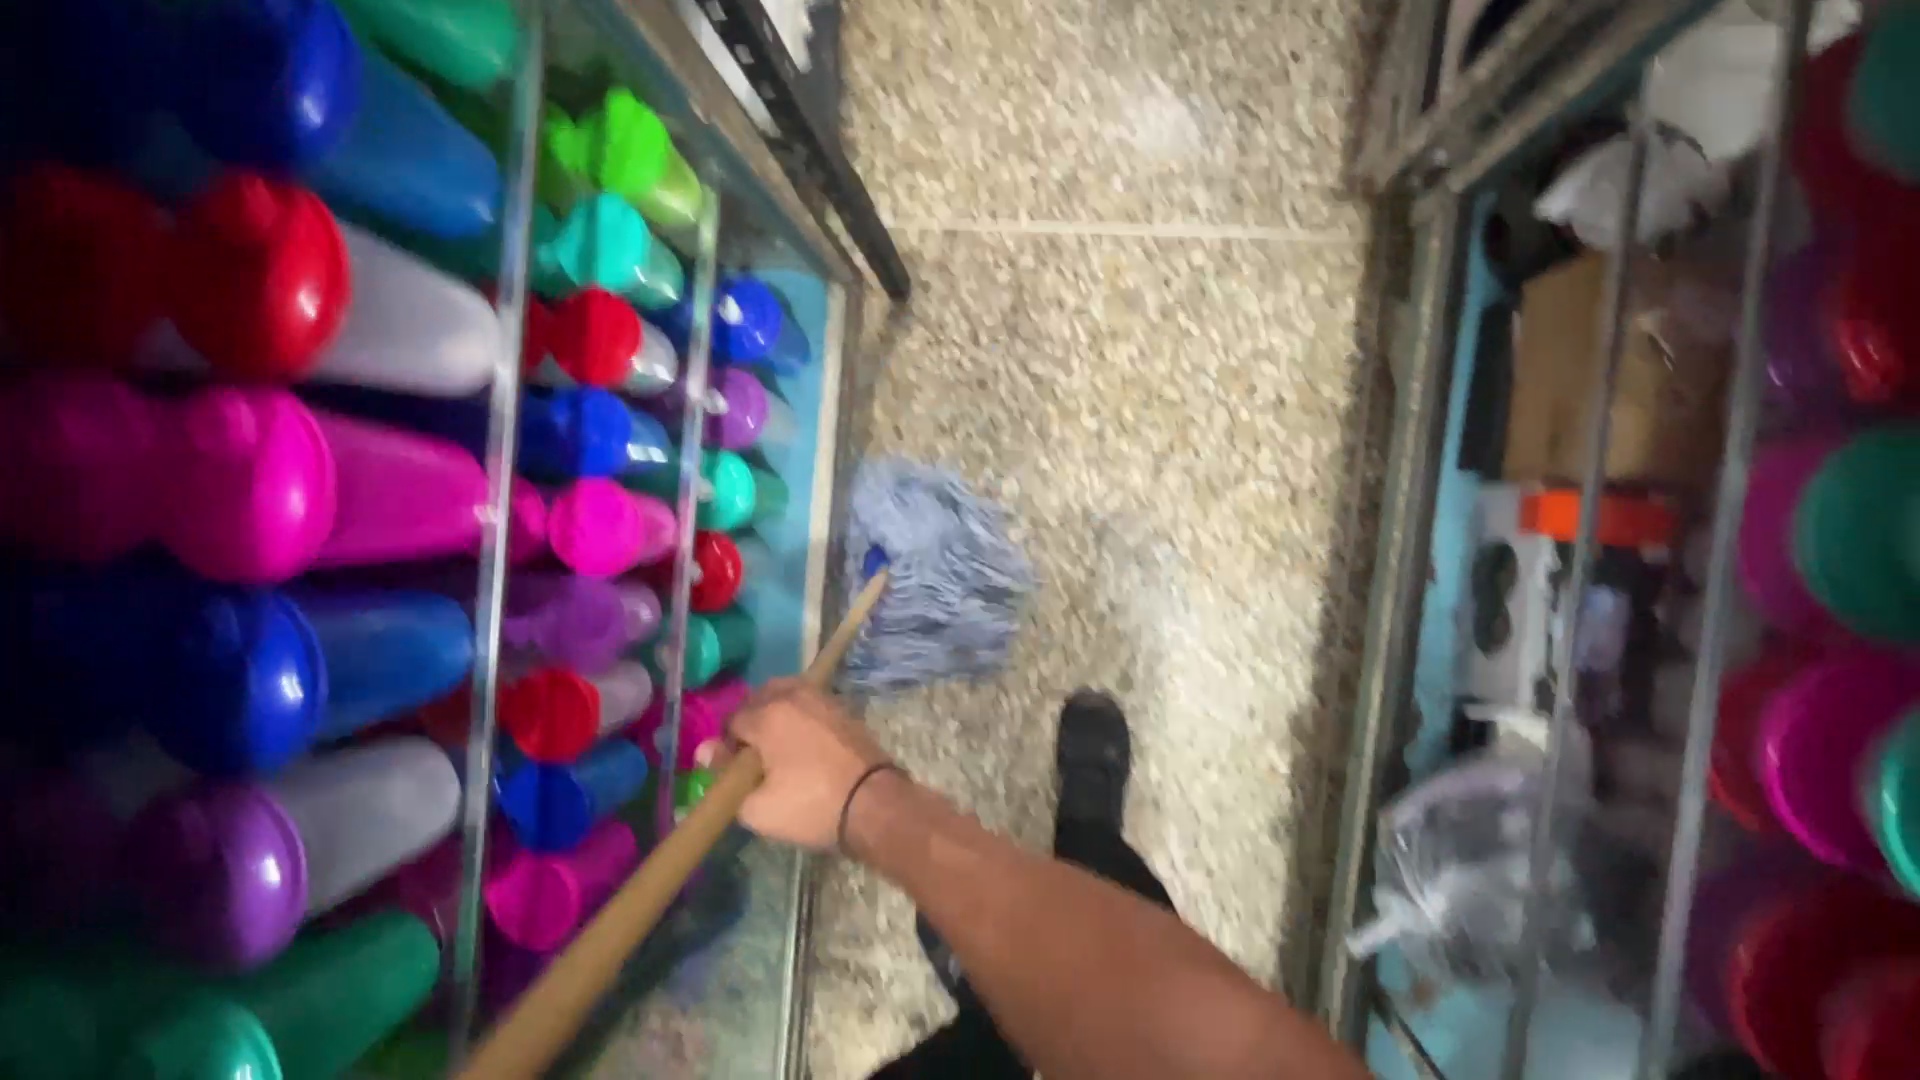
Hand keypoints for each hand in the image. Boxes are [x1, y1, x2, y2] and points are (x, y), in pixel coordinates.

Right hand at [716, 677, 893, 850]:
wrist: (873, 803)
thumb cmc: (810, 805)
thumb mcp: (757, 806)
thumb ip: (725, 776)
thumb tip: (705, 751)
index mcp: (768, 713)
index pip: (732, 721)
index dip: (728, 747)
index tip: (735, 772)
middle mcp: (795, 695)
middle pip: (761, 698)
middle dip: (752, 722)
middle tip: (755, 757)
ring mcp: (825, 699)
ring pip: (789, 695)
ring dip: (778, 715)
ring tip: (780, 750)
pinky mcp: (846, 710)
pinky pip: (812, 705)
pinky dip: (803, 717)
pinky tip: (806, 746)